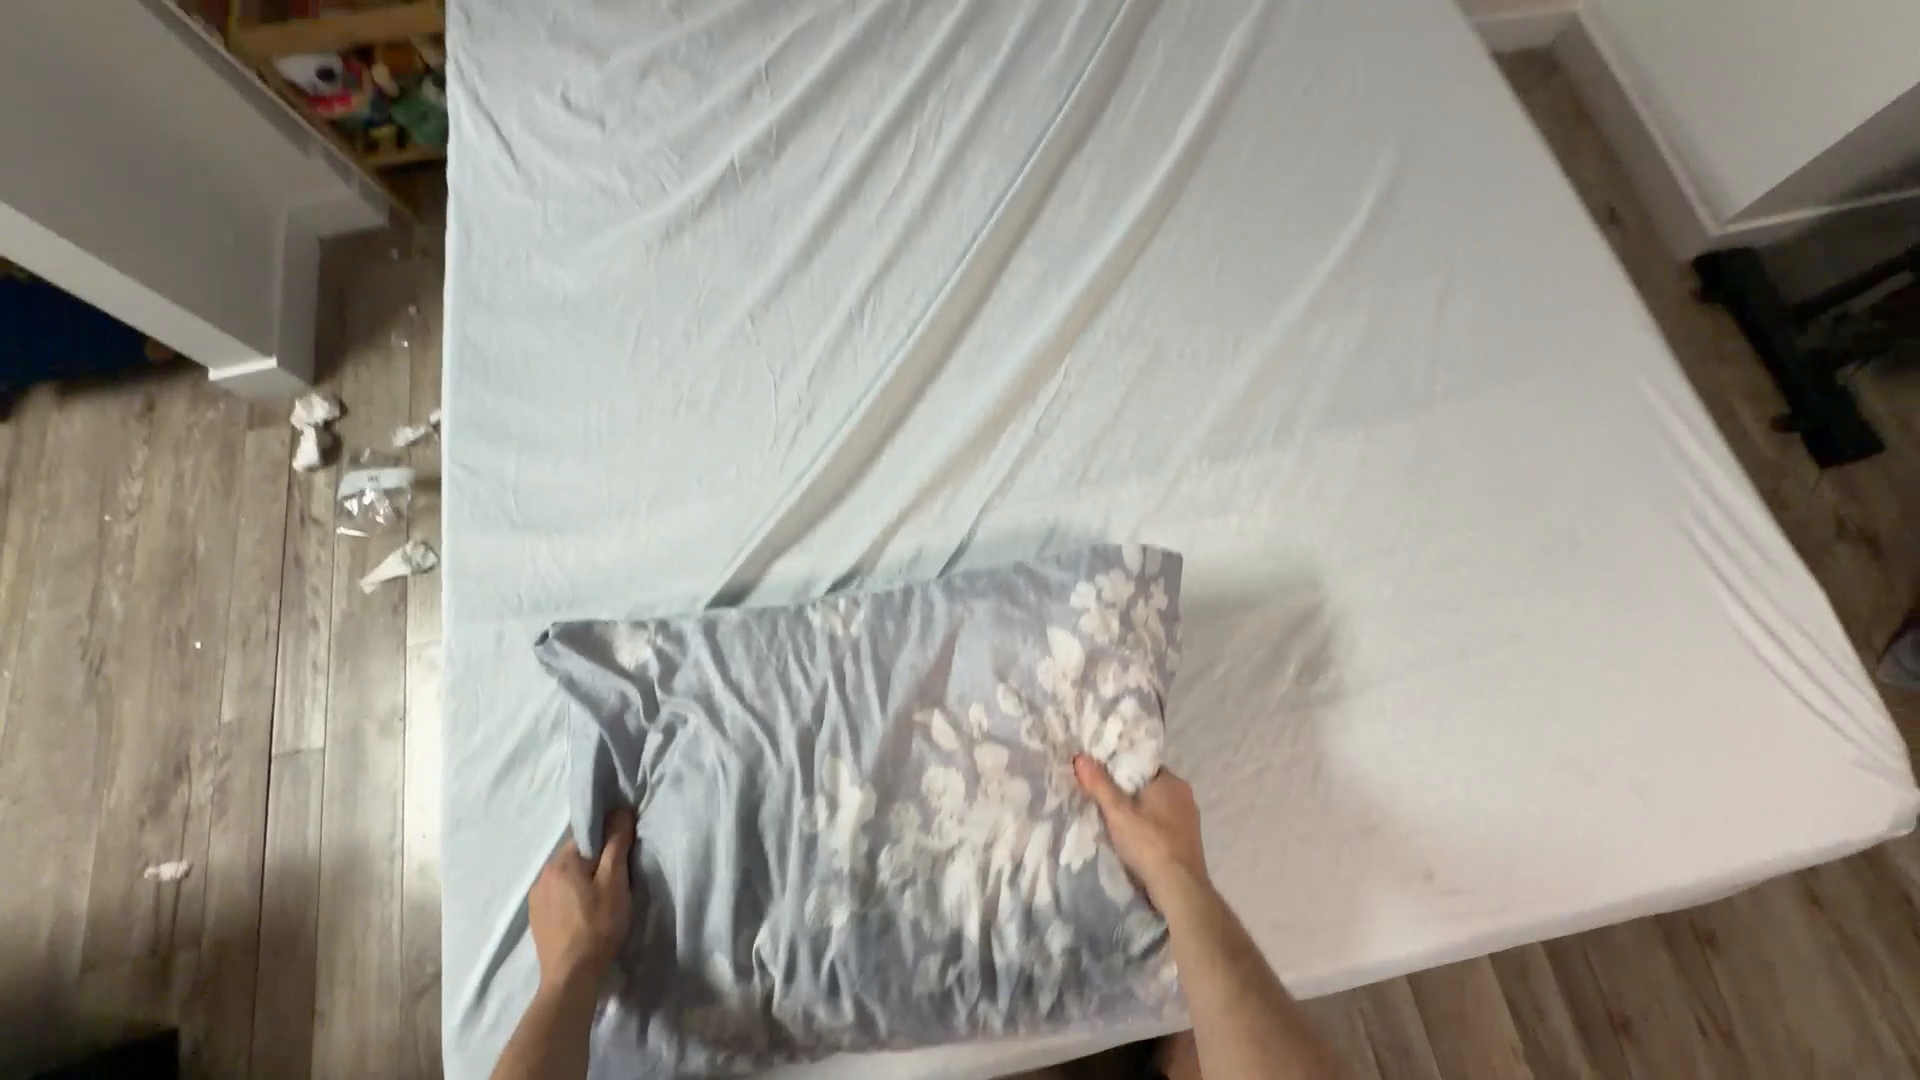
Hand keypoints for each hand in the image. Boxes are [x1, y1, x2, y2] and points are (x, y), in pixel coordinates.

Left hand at [529, 808, 635, 990]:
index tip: (624, 855)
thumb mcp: (615, 881)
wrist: (572, 976)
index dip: (608, 841)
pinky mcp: (537, 917)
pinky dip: (573, 896)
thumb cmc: (598, 925)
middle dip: (596, 861)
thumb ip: (617, 843)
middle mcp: (542, 875)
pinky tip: (585, 913)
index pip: (587, 835)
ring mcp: (536, 898)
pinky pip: (559, 894)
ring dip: (584, 879)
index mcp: (561, 862)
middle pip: (576, 855)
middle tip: (617, 880)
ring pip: (567, 876)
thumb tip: (620, 810)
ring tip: (601, 899)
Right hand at [1074, 756, 1206, 903]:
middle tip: (1102, 798)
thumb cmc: (1148, 843)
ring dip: (1138, 811)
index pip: (1141, 764)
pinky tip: (1134, 838)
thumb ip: (1099, 784)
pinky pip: (1163, 824)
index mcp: (1171, 781)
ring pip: (1156, 806)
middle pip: (1148, 785)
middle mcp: (1184, 795)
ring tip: (1114, 818)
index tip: (1099, 776)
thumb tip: (1081, 756)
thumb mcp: (1117, 812)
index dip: (1119, 768)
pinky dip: (1149, 827)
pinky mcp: (1188, 841)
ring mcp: (1189, 819)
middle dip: (1127, 791)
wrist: (1180, 888)